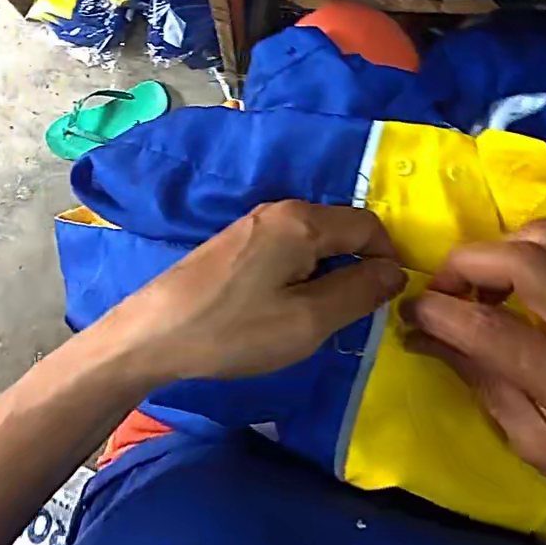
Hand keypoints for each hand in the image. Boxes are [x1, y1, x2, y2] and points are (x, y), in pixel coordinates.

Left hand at [103, 200, 405, 384]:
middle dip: (357, 266)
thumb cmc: (234, 329)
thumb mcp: (309, 321)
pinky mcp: (238, 239)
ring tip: (317, 314)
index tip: (383, 300)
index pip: (370, 227)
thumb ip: (360, 291)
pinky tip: (284, 304)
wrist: (150, 335)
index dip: (387, 260)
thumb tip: (395, 272)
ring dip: (330, 271)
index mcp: (304, 220)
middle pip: (343, 228)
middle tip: (348, 313)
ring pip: (316, 238)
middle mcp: (283, 209)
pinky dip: (303, 270)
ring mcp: (256, 221)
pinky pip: (290, 245)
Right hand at [399, 219, 545, 544]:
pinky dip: (533, 255)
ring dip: (501, 250)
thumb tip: (430, 337)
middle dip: (469, 262)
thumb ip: (487, 386)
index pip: (499, 334)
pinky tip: (520, 288)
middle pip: (529, 259)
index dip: (443, 313)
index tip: (411, 310)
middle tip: (444, 289)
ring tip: (482, 287)